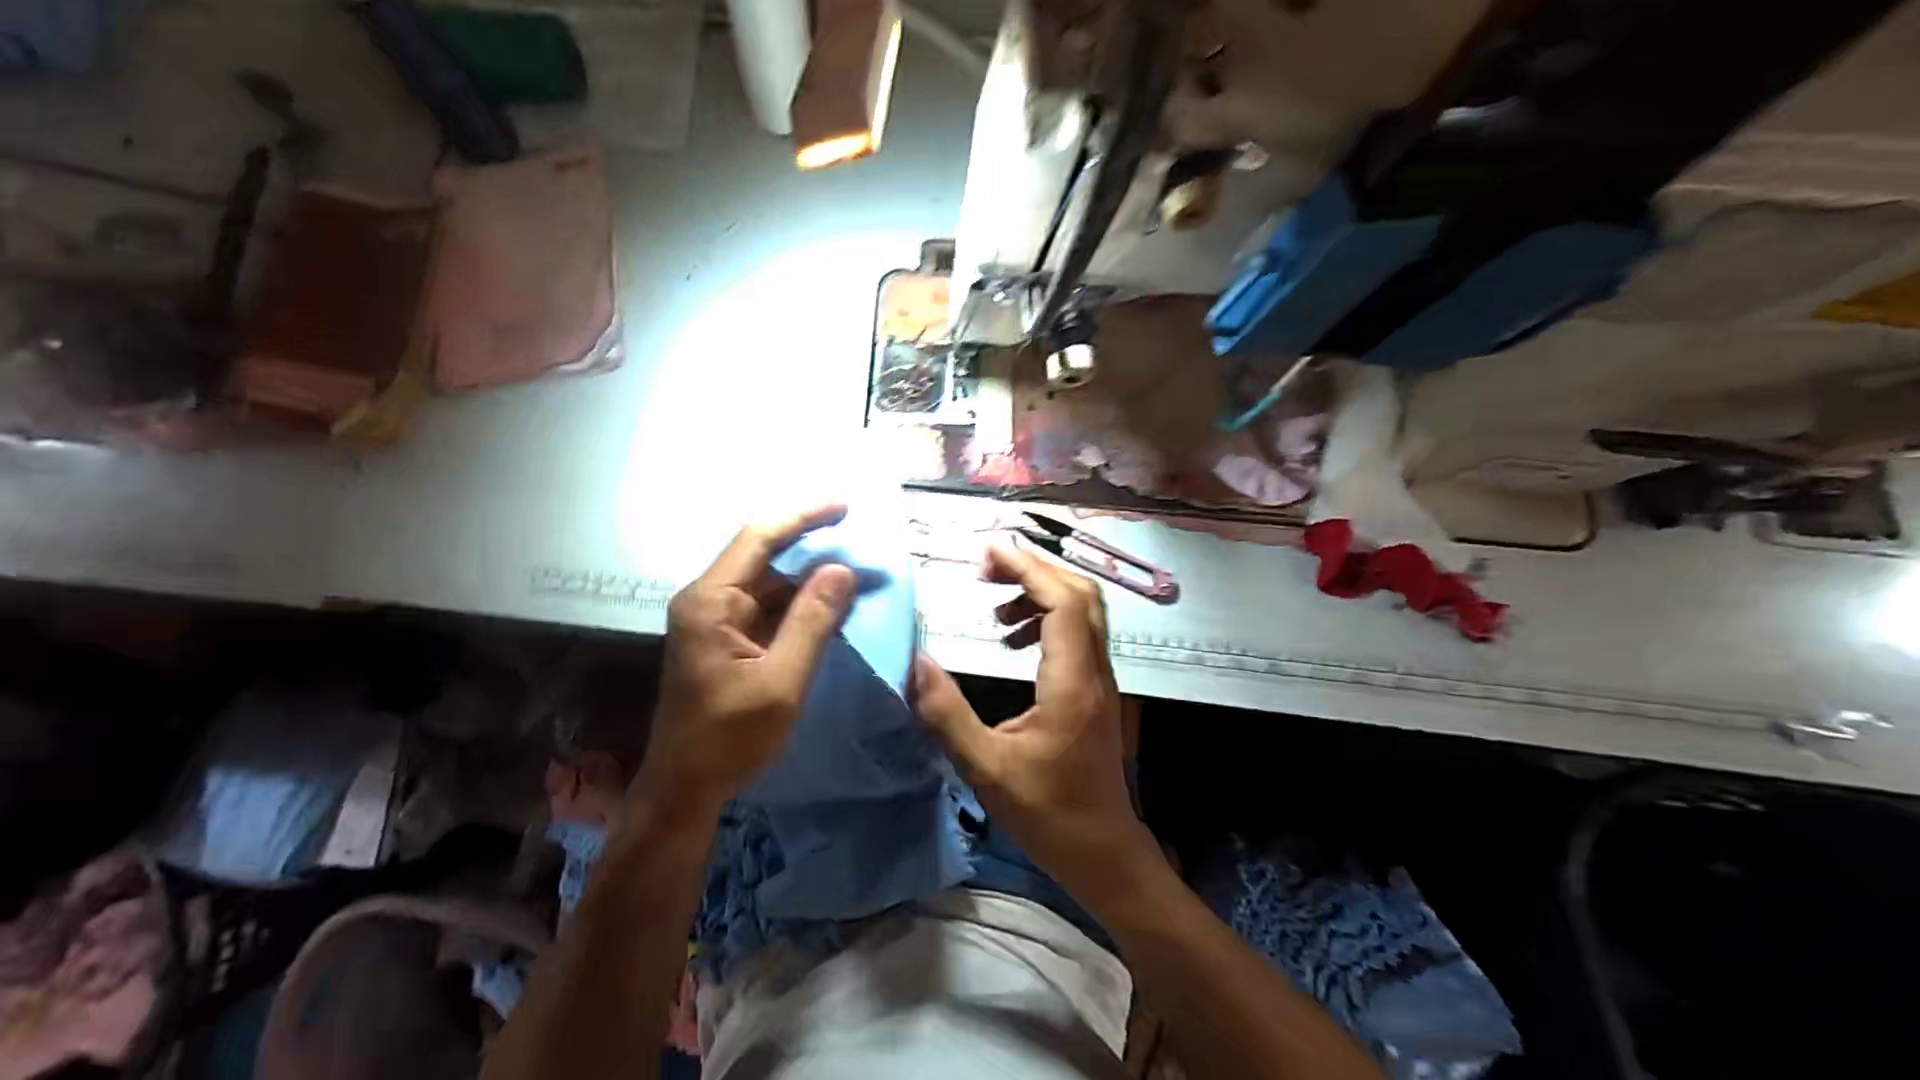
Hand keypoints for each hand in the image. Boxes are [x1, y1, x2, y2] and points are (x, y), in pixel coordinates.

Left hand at [637, 505, 854, 816]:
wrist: (684, 788)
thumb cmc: (729, 738)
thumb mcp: (781, 681)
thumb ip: (812, 622)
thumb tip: (842, 570)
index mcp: (711, 601)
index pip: (759, 539)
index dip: (803, 518)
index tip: (845, 507)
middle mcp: (708, 600)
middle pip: (766, 559)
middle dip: (815, 552)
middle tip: (865, 550)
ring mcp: (715, 621)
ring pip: (770, 585)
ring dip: (811, 582)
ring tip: (858, 576)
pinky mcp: (726, 640)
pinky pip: (768, 610)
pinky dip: (800, 608)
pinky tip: (832, 608)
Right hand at [913, 544, 1160, 901]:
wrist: (1104, 850)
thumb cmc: (1049, 814)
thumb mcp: (987, 769)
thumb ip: (947, 715)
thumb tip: (916, 664)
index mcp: (1073, 682)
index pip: (1062, 601)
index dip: (1027, 568)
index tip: (987, 554)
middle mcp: (1096, 671)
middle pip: (1080, 594)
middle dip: (1034, 570)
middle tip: (986, 570)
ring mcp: (1102, 680)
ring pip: (1084, 611)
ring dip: (1042, 593)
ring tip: (996, 611)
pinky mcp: (1098, 690)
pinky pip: (1080, 633)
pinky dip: (1048, 619)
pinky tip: (1015, 643)